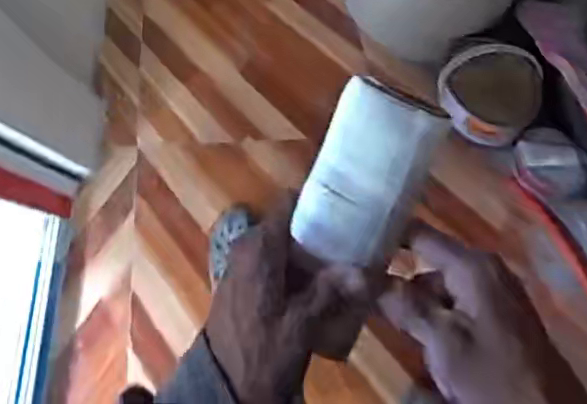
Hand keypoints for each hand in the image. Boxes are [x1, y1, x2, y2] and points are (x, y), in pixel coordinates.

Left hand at [205, 202, 379, 403]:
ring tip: (342, 266)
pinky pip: (272, 264)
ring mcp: (242, 264)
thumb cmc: (260, 351)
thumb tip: (364, 270)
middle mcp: (247, 245)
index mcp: (259, 244)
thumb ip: (328, 293)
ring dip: (307, 255)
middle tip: (351, 243)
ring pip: (281, 245)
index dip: (314, 201)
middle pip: (287, 224)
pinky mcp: (243, 283)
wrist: (222, 387)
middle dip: (317, 233)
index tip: (343, 208)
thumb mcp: (300, 326)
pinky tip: (318, 290)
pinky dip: (293, 270)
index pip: (287, 202)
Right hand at [378, 227, 580, 403]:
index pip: (416, 232)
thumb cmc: (499, 382)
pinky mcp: (504, 323)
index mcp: (472, 265)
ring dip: (419, 309)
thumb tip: (365, 275)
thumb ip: (405, 305)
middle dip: (400, 282)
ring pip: (441, 290)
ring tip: (396, 329)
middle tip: (367, 297)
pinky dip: (440, 323)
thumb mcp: (444, 345)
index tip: (352, 240)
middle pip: (427, 263)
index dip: (384, 234)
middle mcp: (486, 270)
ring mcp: (497, 297)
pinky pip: (459, 309)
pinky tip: (428, 349)